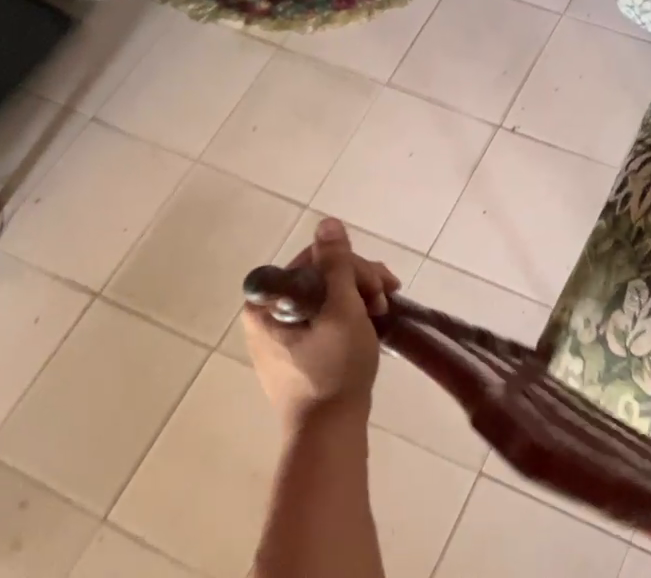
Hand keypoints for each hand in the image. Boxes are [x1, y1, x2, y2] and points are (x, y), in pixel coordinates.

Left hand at [244, 217, 400, 427]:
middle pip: (319, 275)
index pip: (313, 259)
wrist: (328, 429)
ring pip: (325, 295)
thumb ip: (337, 265)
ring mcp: (278, 334)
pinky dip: (349, 313)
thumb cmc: (334, 368)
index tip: (377, 286)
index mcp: (266, 304)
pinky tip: (371, 322)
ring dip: (358, 295)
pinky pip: (323, 315)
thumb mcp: (342, 310)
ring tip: (383, 313)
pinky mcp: (295, 351)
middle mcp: (265, 314)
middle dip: (358, 280)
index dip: (350, 265)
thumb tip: (327, 222)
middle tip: (386, 300)